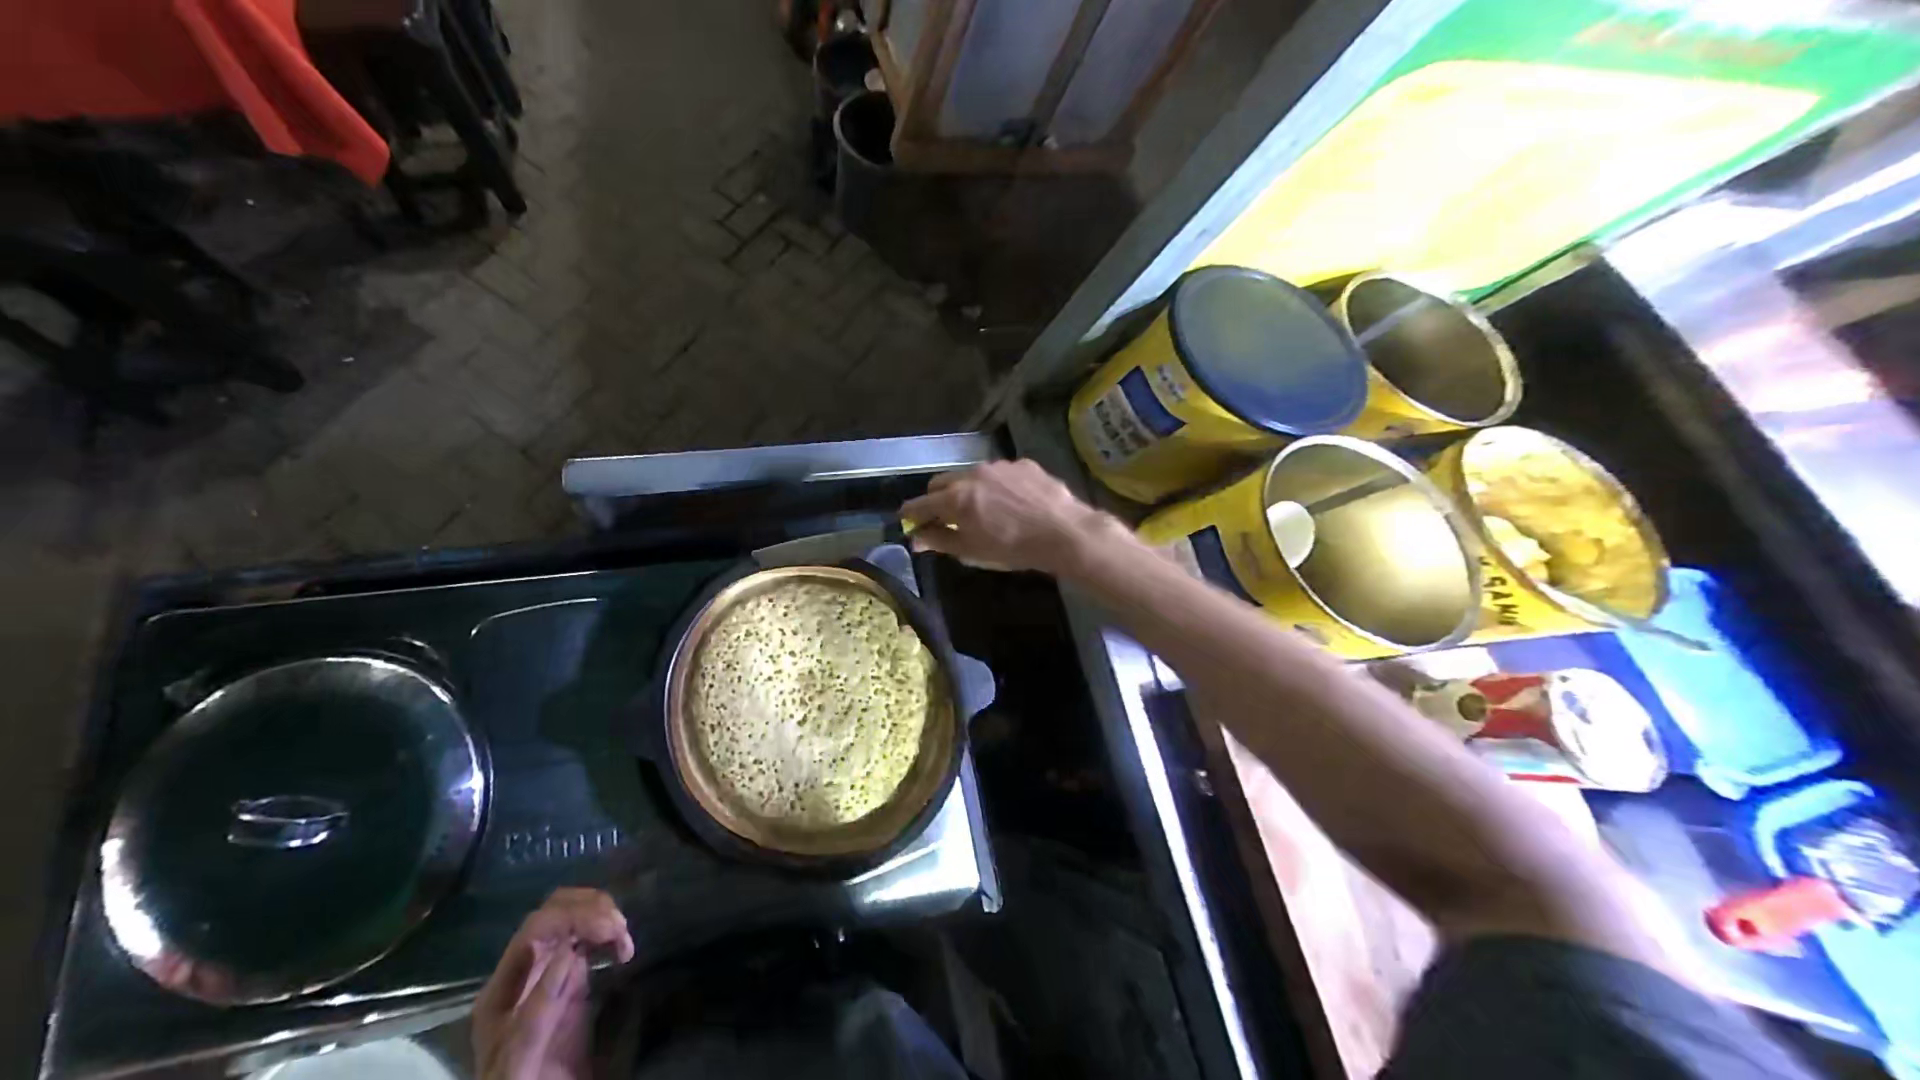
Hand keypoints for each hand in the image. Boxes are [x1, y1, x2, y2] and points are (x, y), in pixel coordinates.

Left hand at [472, 888, 635, 1079]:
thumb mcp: (520, 1062)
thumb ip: (538, 1012)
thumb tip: (567, 953)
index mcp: (503, 988)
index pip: (536, 928)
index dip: (574, 917)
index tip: (610, 929)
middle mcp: (524, 970)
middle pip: (555, 912)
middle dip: (592, 909)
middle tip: (620, 929)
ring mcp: (548, 972)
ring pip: (573, 917)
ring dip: (603, 916)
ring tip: (624, 939)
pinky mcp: (571, 979)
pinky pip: (587, 939)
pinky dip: (608, 932)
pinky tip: (622, 950)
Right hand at [900, 459, 1130, 575]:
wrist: (1064, 532)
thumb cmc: (1013, 548)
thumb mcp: (972, 551)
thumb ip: (940, 541)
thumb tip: (916, 538)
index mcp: (956, 498)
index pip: (920, 503)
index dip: (910, 514)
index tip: (907, 521)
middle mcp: (972, 474)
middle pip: (942, 483)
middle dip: (936, 499)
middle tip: (944, 517)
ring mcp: (999, 466)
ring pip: (971, 475)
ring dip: (968, 490)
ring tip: (984, 510)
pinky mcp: (1023, 464)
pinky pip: (999, 474)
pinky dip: (996, 486)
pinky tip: (1012, 504)